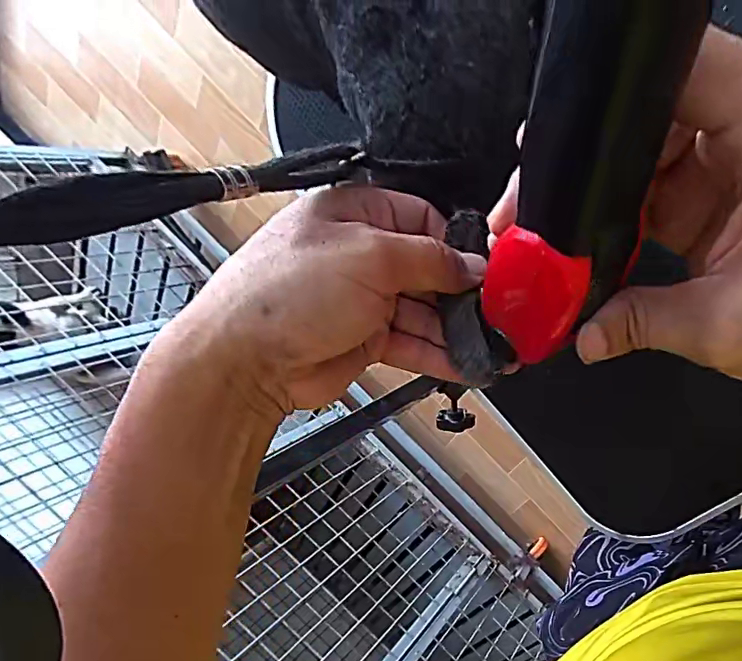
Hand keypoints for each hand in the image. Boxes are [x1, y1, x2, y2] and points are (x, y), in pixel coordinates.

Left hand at [156, 186, 485, 416]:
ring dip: (459, 333)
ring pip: (429, 314)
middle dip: (463, 296)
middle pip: (433, 272)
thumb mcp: (368, 258)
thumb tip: (472, 265)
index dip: (456, 246)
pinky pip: (418, 345)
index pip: (424, 220)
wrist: (248, 359)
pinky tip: (470, 365)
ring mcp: (367, 299)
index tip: (482, 272)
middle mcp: (363, 255)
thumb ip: (429, 259)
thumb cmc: (280, 295)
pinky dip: (445, 356)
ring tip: (490, 348)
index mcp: (355, 215)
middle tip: (494, 315)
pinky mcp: (371, 338)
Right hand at [489, 28, 741, 394]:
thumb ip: (645, 322)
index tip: (564, 136)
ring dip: (613, 183)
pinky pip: (665, 176)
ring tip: (572, 223)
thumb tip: (590, 334)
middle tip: (552, 196)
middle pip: (657, 103)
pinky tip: (607, 237)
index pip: (680, 67)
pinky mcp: (731, 182)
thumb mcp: (724, 326)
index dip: (613, 98)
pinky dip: (634, 207)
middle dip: (601, 151)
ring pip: (654, 140)